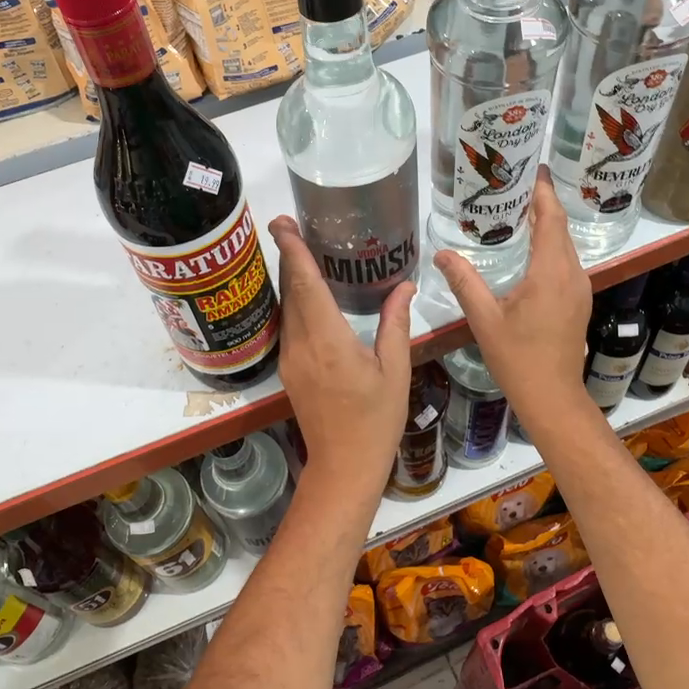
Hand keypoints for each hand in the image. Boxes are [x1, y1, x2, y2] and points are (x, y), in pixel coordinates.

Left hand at [268, 216, 414, 480]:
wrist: (343, 465)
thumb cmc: (376, 420)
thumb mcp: (395, 370)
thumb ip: (395, 324)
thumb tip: (405, 286)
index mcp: (328, 341)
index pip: (305, 285)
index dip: (294, 252)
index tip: (283, 225)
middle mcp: (301, 345)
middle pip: (291, 290)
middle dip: (287, 255)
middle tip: (289, 223)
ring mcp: (290, 358)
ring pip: (287, 307)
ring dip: (290, 277)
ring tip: (298, 248)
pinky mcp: (289, 369)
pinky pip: (289, 324)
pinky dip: (295, 300)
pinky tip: (307, 292)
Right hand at [433, 168, 592, 414]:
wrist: (552, 396)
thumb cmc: (518, 358)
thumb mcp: (484, 319)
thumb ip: (464, 282)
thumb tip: (441, 253)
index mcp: (551, 273)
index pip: (551, 219)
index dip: (543, 192)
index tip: (531, 168)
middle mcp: (572, 275)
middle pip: (560, 228)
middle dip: (542, 203)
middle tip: (515, 184)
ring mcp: (580, 289)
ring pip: (565, 245)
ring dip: (547, 225)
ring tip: (519, 209)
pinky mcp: (578, 301)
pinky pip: (566, 262)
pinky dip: (550, 246)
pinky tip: (530, 249)